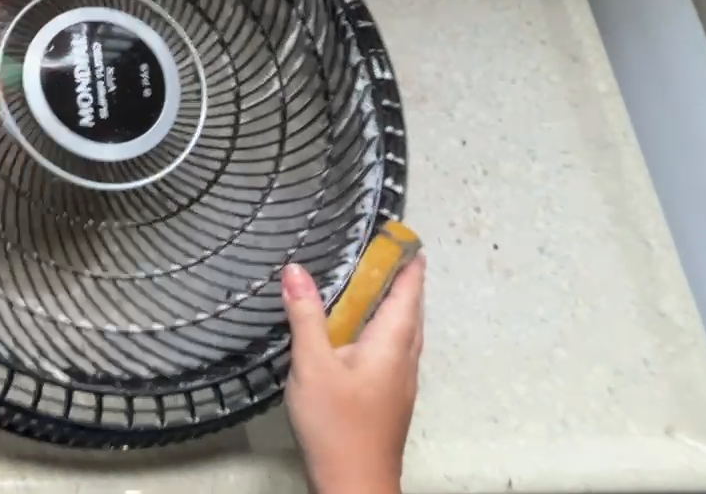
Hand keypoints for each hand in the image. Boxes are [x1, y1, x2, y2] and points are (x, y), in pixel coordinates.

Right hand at [281, 257, 426, 493]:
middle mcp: (403, 360)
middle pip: (410, 312)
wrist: (353, 482)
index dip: (407, 266)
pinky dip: (381, 322)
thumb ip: (305, 315)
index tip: (406, 236)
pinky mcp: (386, 393)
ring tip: (374, 278)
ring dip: (394, 301)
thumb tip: (296, 268)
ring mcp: (398, 380)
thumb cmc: (336, 421)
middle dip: (403, 280)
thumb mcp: (312, 363)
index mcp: (391, 347)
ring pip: (402, 330)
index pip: (405, 296)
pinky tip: (359, 324)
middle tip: (388, 249)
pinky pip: (391, 345)